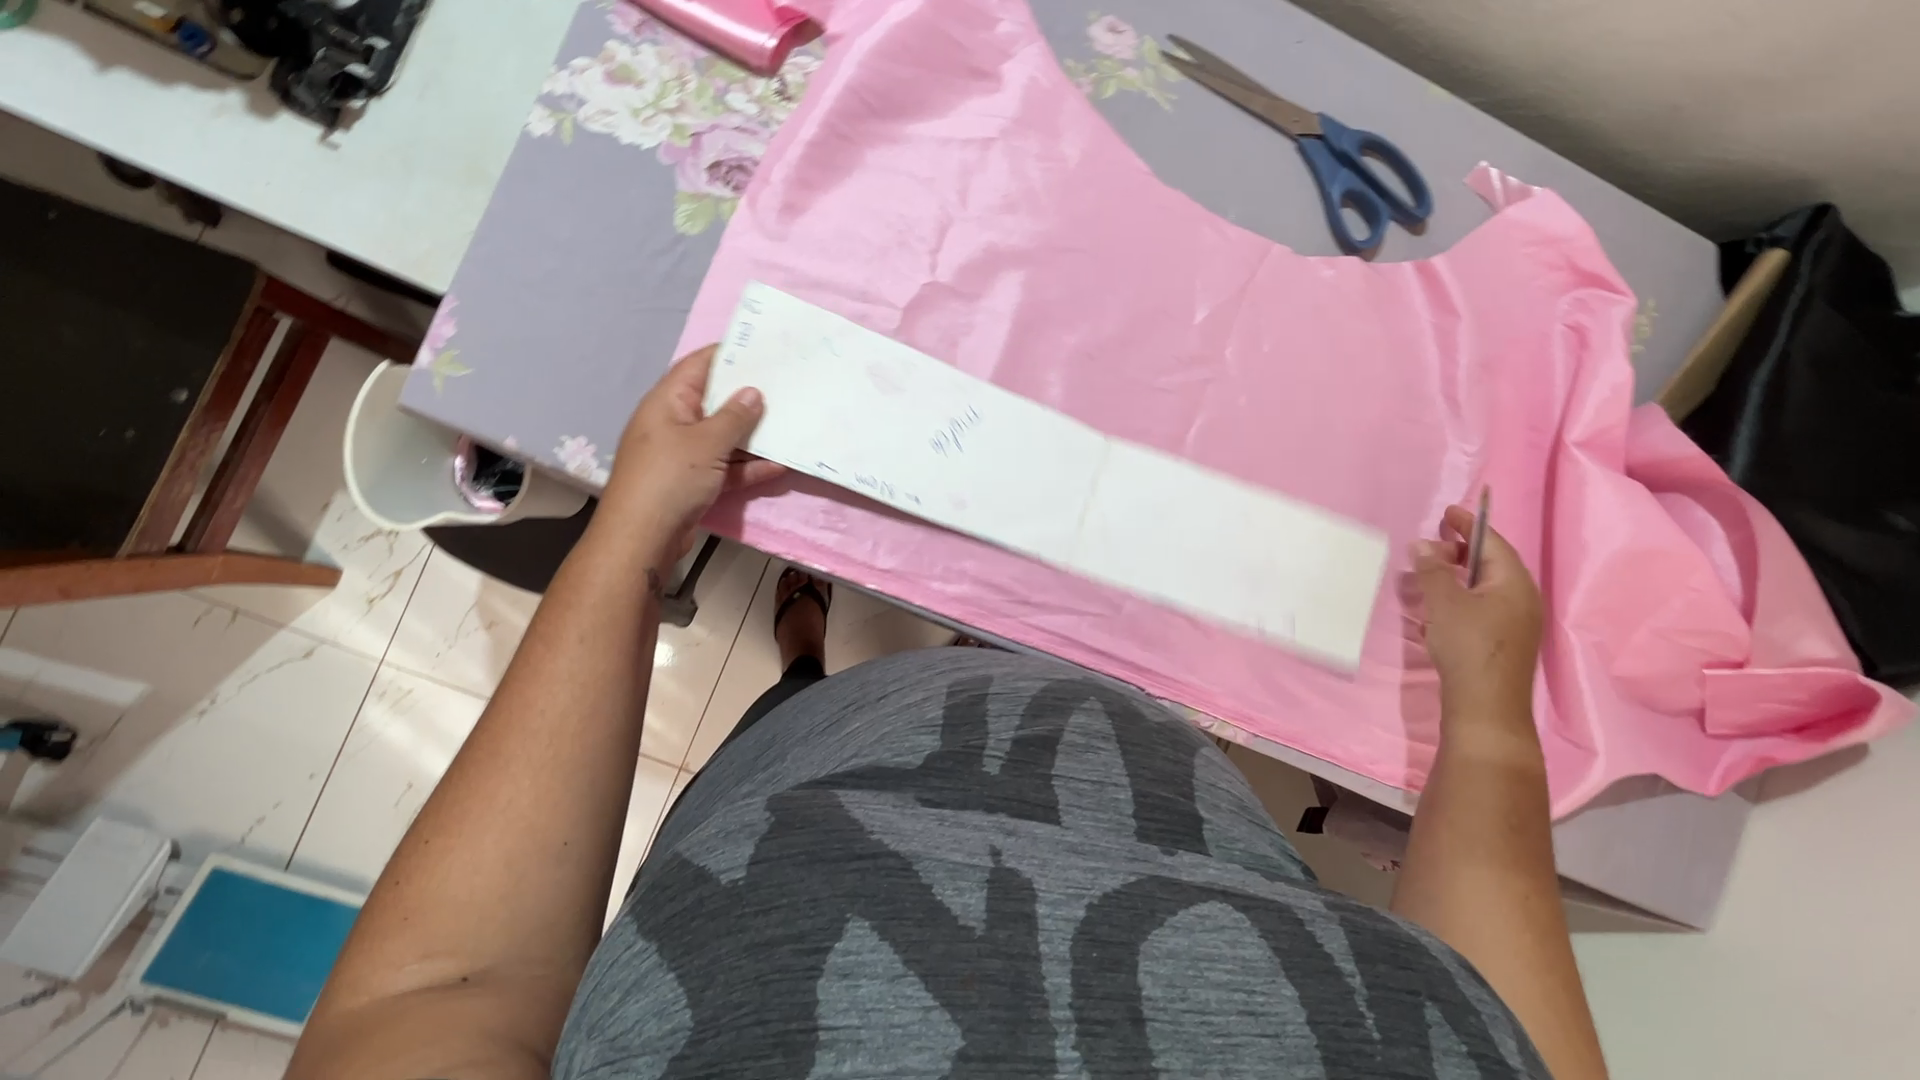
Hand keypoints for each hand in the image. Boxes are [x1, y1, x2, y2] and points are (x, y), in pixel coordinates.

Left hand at [598, 345, 784, 563]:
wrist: (643, 538)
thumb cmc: (669, 479)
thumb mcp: (706, 443)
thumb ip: (734, 417)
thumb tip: (753, 392)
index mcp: (667, 402)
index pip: (699, 366)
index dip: (729, 354)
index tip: (765, 350)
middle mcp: (674, 423)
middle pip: (715, 401)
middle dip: (748, 396)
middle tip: (786, 385)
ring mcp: (684, 455)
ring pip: (724, 436)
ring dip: (753, 434)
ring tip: (790, 422)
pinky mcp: (694, 483)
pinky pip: (726, 467)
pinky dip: (749, 466)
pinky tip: (779, 465)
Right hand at [1410, 503, 1542, 707]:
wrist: (1486, 706)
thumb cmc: (1468, 646)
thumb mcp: (1444, 603)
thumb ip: (1433, 569)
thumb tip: (1423, 544)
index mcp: (1515, 583)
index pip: (1493, 542)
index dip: (1469, 524)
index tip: (1448, 512)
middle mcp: (1523, 599)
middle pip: (1493, 564)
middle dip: (1462, 550)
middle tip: (1434, 544)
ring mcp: (1517, 623)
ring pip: (1486, 588)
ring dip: (1458, 577)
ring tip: (1431, 574)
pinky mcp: (1504, 643)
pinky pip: (1483, 608)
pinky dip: (1461, 599)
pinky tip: (1437, 610)